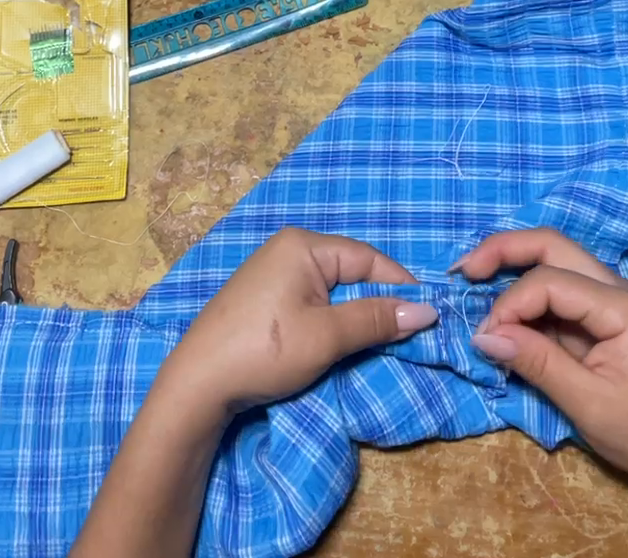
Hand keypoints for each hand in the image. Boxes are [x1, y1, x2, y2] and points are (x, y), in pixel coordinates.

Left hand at [158, 227, 438, 417]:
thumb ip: (376, 319)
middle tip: (409, 332)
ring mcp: (273, 272)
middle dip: (379, 300)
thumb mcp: (326, 336)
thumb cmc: (265, 350)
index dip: (400, 286)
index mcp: (303, 246)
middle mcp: (288, 249)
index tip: (429, 316)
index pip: (367, 258)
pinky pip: (313, 298)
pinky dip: (333, 317)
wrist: (197, 382)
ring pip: (332, 287)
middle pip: (350, 270)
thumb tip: (426, 311)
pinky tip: (343, 339)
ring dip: (357, 312)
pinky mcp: (264, 297)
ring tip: (382, 340)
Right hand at [456, 230, 627, 557]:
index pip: (547, 282)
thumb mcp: (590, 404)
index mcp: (619, 306)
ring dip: (513, 266)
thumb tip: (483, 335)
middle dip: (503, 250)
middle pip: (551, 246)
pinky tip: (505, 311)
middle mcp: (615, 290)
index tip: (485, 339)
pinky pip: (558, 291)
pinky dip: (526, 294)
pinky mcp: (602, 319)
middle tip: (463, 270)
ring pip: (554, 261)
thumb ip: (537, 363)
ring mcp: (610, 302)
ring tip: (474, 279)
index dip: (509, 304)